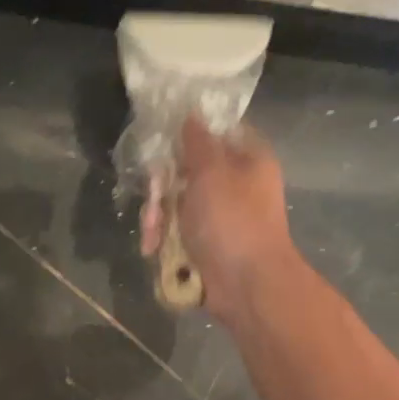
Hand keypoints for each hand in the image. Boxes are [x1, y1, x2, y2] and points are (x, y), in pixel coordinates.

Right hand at [162, 119, 297, 321]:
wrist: (246, 285)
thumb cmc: (233, 222)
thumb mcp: (211, 172)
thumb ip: (197, 142)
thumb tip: (190, 114)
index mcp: (247, 158)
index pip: (213, 133)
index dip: (184, 138)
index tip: (160, 148)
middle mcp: (234, 184)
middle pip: (186, 172)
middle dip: (161, 191)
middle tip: (153, 206)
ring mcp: (219, 218)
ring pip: (176, 206)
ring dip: (157, 221)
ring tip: (151, 240)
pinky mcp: (205, 246)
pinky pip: (177, 234)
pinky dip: (163, 242)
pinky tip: (153, 252)